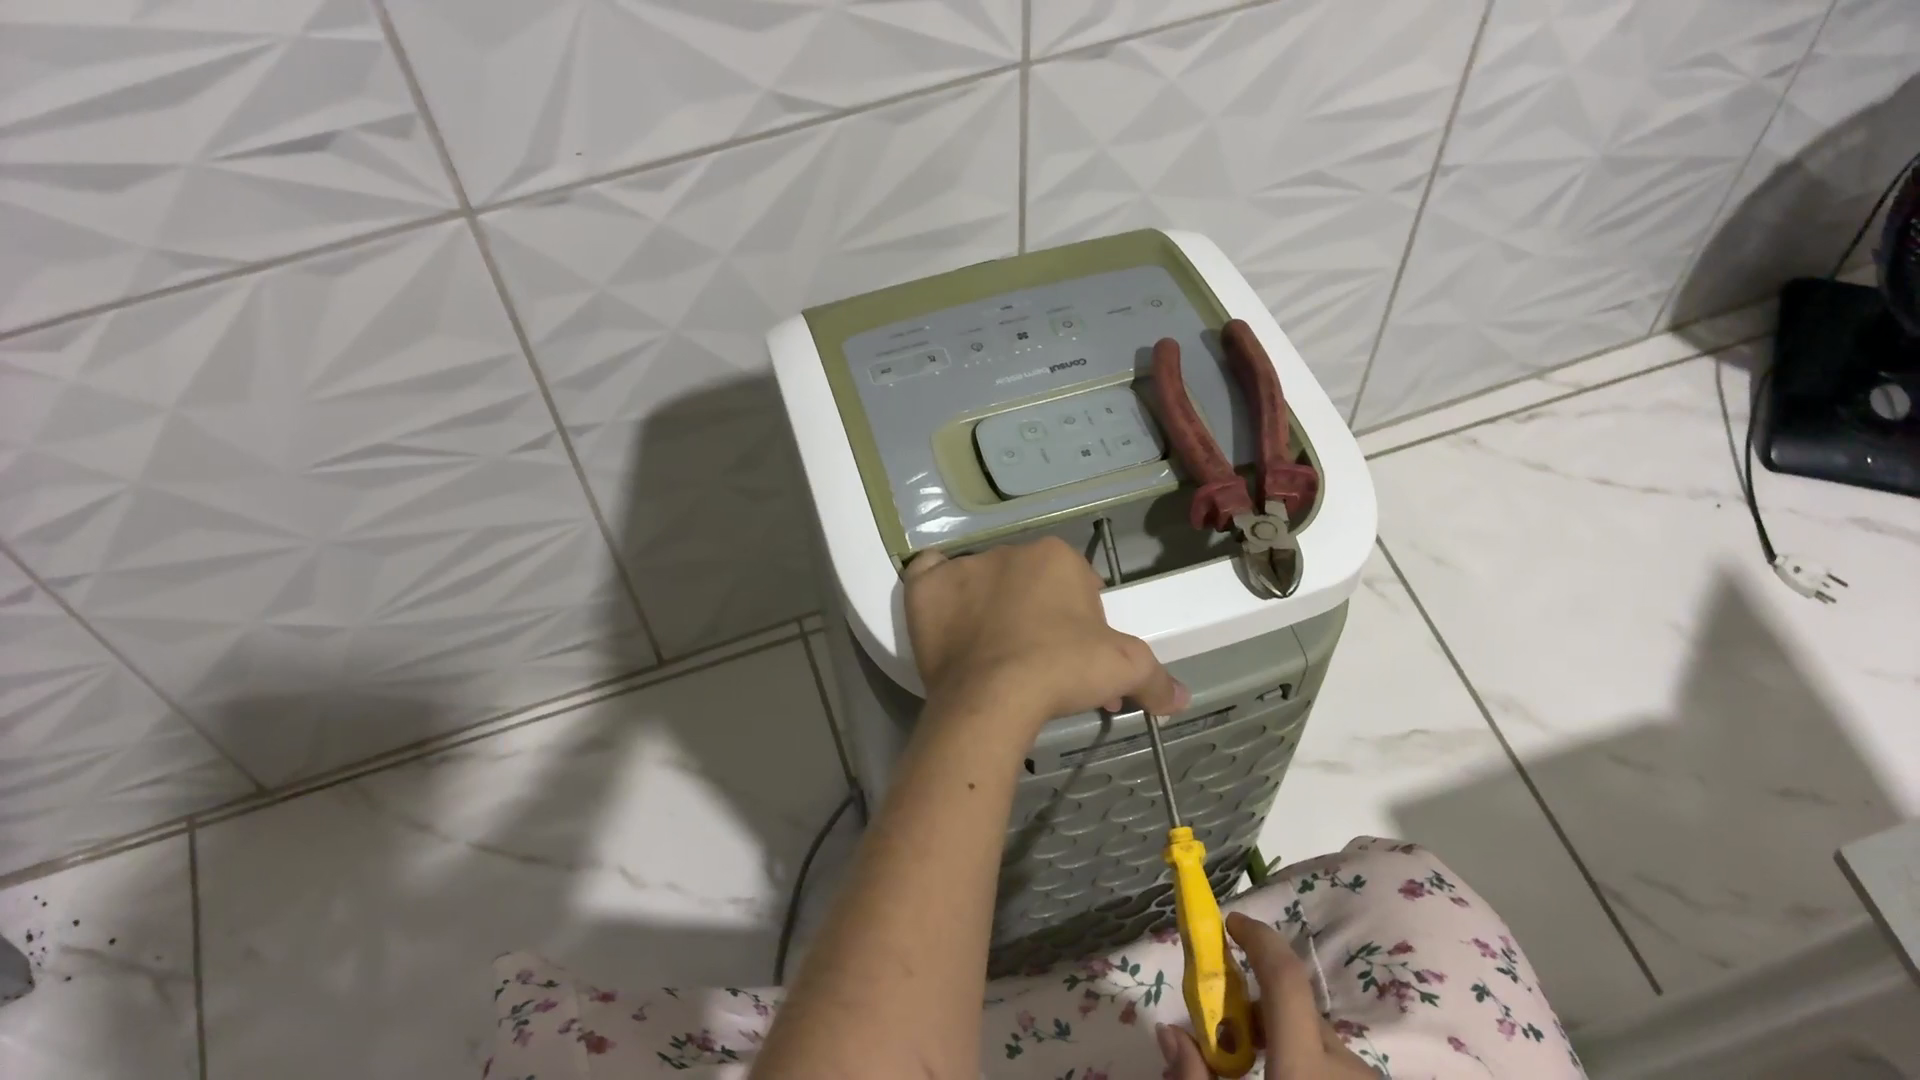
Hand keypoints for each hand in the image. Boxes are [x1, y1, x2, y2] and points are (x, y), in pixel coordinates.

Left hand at [903, 537, 1188, 726]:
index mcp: (1057, 557)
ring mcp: (963, 568)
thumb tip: (1181, 697)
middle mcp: (1009, 551)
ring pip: (985, 585)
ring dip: (993, 610)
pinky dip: (938, 593)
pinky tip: (947, 617)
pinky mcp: (924, 589)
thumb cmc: (1062, 670)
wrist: (992, 698)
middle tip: (1042, 667)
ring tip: (998, 660)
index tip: (1078, 661)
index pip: (1078, 586)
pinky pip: (930, 578)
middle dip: (1041, 619)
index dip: (1082, 626)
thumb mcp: (1125, 670)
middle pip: (1031, 586)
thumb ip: (1157, 678)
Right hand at [1157, 913, 1375, 1079]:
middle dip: (1259, 1008)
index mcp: (1304, 1069)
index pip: (1285, 979)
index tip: (1230, 921)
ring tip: (1252, 1071)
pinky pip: (1338, 1068)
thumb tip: (1169, 1031)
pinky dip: (1310, 1069)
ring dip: (1285, 1044)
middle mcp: (1345, 1067)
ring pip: (1320, 1043)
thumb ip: (1193, 1078)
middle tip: (1223, 1035)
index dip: (1259, 940)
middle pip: (1298, 1013)